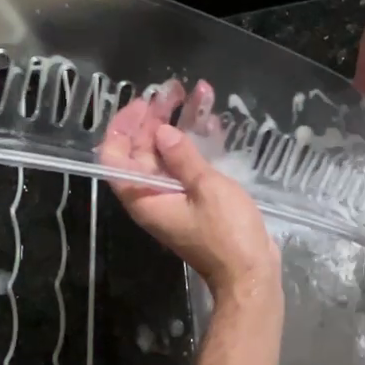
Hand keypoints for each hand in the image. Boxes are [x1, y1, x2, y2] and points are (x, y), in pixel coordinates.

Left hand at [99, 80, 280, 298]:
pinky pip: (187, 167)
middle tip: (174, 91)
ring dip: (178, 126)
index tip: (143, 103)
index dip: (122, 127)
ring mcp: (174, 201)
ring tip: (195, 96)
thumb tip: (163, 133)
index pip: (114, 158)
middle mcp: (152, 198)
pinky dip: (196, 145)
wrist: (250, 273)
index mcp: (144, 198)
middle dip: (155, 119)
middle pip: (141, 152)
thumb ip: (183, 158)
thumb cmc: (226, 233)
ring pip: (167, 156)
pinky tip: (212, 122)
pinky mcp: (196, 203)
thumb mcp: (206, 188)